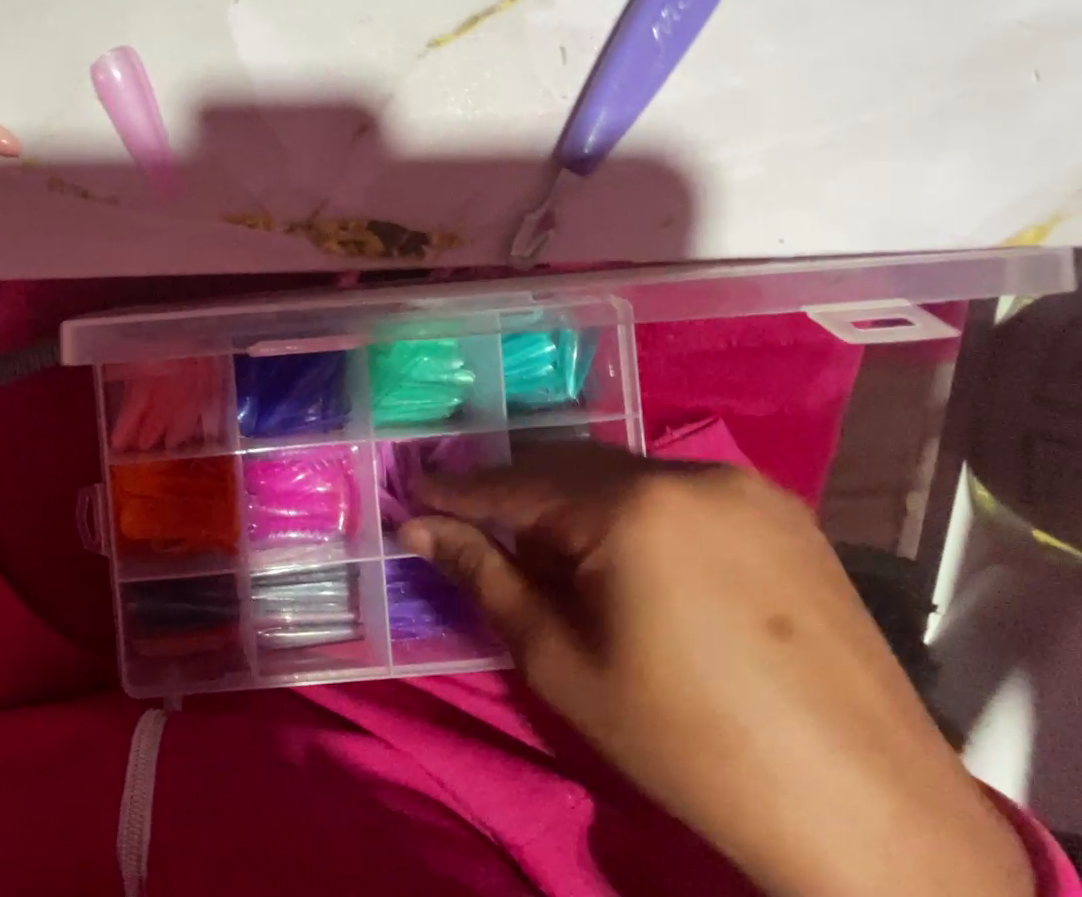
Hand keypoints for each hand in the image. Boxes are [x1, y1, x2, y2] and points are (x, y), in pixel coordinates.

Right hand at [399, 445, 1031, 896]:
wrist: (859, 804)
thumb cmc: (680, 736)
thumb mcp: (557, 658)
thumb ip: (483, 575)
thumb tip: (417, 527)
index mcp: (631, 507)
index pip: (514, 484)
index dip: (456, 492)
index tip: (411, 493)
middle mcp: (690, 474)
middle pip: (568, 467)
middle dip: (511, 493)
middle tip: (463, 523)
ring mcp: (748, 490)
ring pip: (624, 477)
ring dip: (570, 503)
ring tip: (541, 551)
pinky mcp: (786, 516)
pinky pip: (677, 494)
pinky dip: (628, 512)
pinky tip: (620, 560)